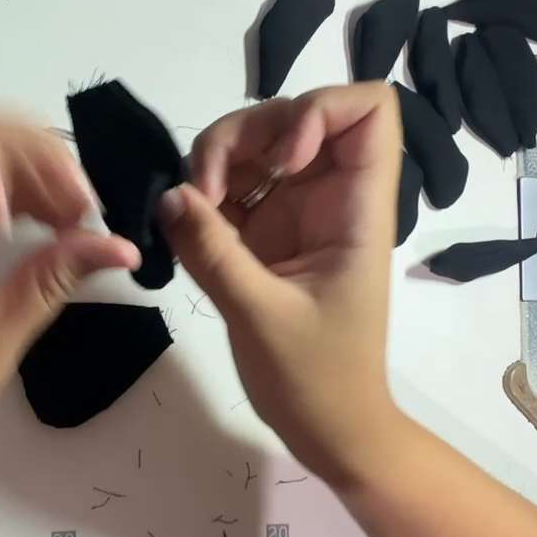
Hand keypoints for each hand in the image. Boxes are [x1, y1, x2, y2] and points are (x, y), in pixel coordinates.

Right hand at [160, 83, 402, 487]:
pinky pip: (232, 191)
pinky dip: (204, 196)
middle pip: (293, 118)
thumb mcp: (260, 316)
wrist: (327, 426)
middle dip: (243, 137)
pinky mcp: (264, 236)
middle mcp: (328, 198)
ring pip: (256, 148)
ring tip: (190, 210)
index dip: (319, 111)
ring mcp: (294, 214)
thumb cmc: (317, 379)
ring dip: (216, 163)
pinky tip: (186, 225)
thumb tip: (168, 195)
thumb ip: (213, 253)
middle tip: (205, 191)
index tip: (279, 161)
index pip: (368, 110)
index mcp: (357, 209)